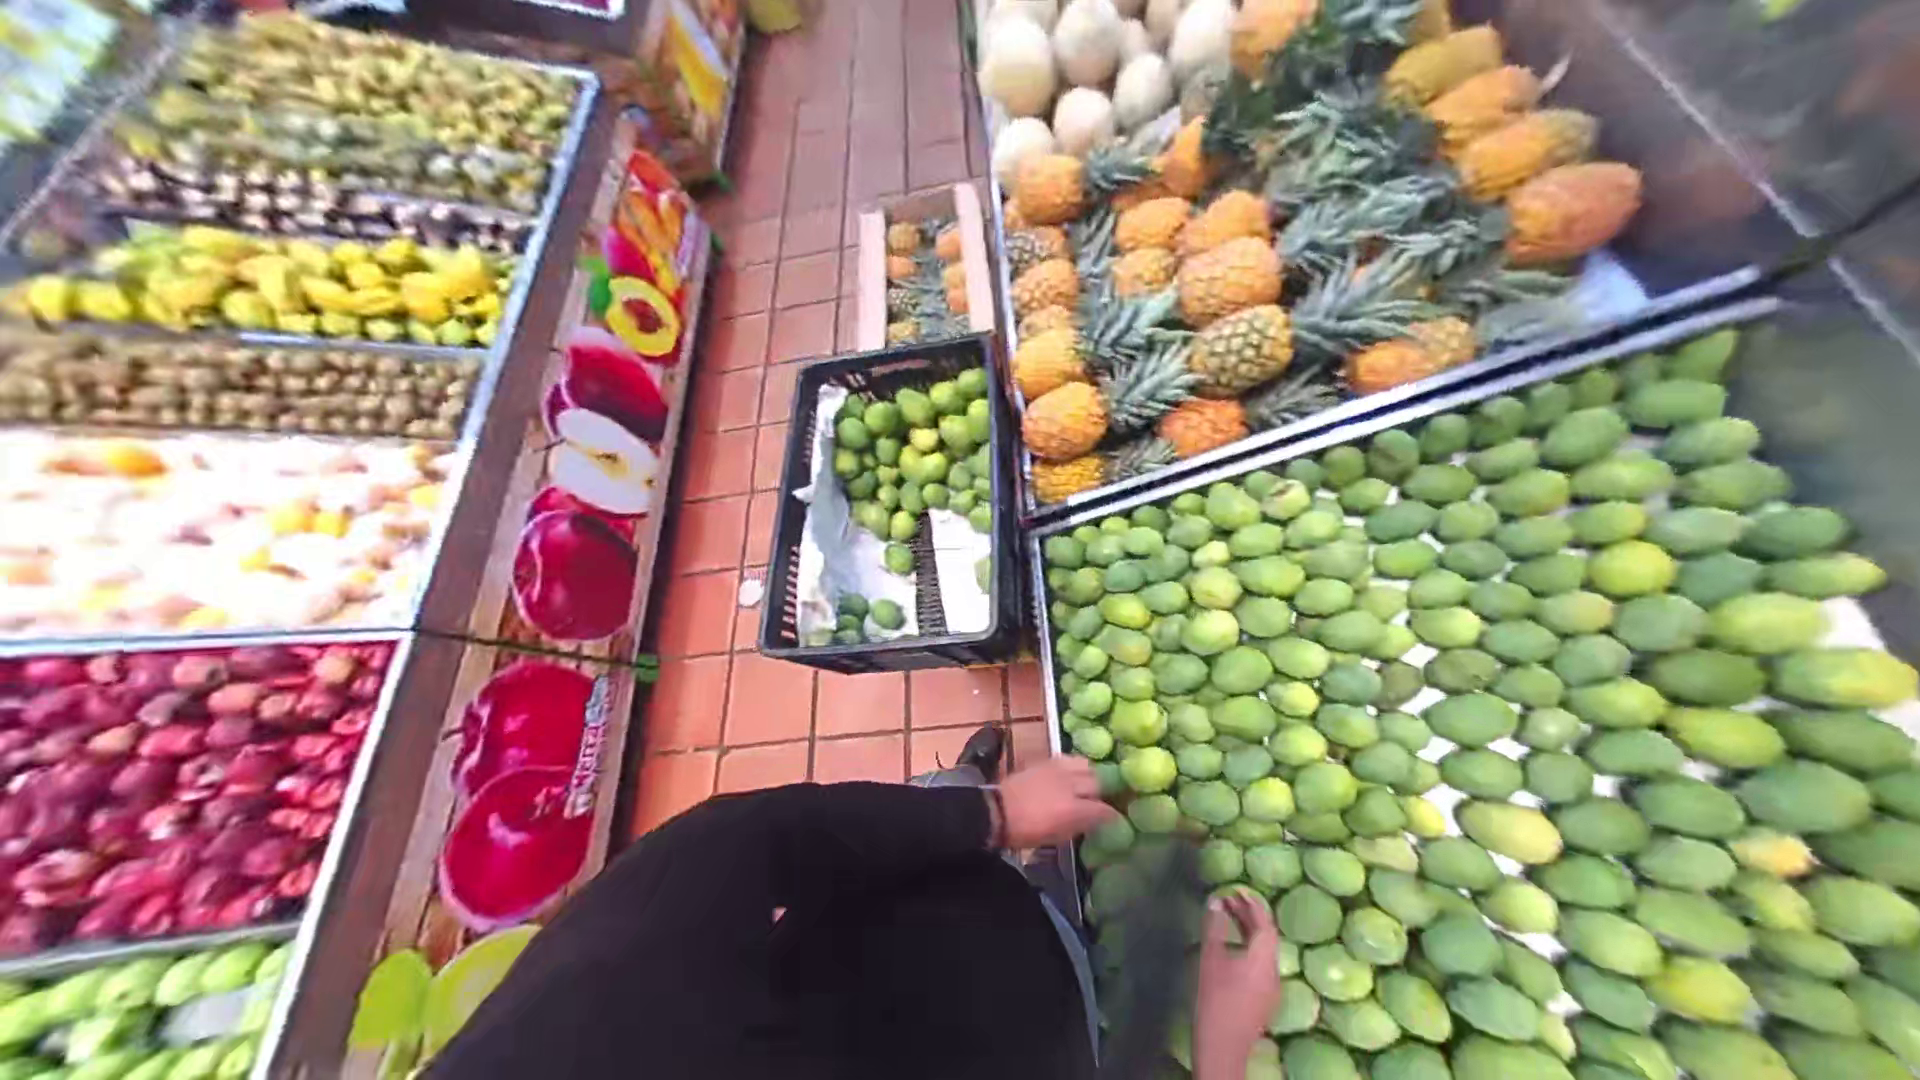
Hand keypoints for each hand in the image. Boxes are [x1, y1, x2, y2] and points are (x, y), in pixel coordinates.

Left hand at [992, 755, 1117, 848]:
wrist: (997, 811)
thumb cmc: (1026, 831)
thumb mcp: (1057, 836)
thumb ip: (1081, 825)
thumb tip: (1098, 820)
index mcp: (1073, 809)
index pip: (1104, 810)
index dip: (1114, 816)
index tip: (1118, 820)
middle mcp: (1069, 785)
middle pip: (1098, 782)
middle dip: (1106, 792)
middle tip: (1107, 800)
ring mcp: (1057, 770)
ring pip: (1086, 765)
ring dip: (1092, 775)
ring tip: (1092, 784)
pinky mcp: (1046, 761)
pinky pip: (1070, 760)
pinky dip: (1077, 767)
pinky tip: (1075, 775)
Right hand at [1193, 888, 1280, 1079]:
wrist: (1222, 1044)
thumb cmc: (1215, 996)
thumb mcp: (1211, 956)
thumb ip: (1215, 926)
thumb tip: (1217, 901)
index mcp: (1264, 960)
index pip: (1266, 925)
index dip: (1254, 904)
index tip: (1239, 888)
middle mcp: (1274, 972)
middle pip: (1267, 937)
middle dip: (1249, 915)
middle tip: (1230, 898)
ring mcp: (1271, 987)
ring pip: (1264, 949)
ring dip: (1249, 929)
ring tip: (1229, 914)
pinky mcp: (1264, 997)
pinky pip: (1261, 962)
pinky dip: (1249, 945)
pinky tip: (1232, 943)